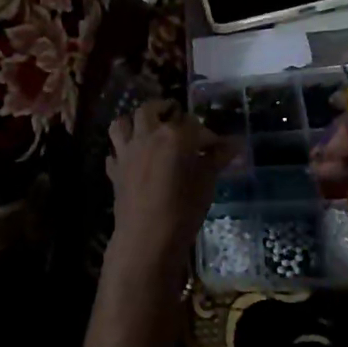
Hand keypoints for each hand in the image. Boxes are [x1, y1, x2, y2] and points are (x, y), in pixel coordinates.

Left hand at [106, 100, 236, 279]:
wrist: (146, 237)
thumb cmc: (183, 210)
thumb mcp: (206, 183)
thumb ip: (216, 159)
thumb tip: (234, 144)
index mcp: (173, 135)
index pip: (194, 124)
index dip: (208, 135)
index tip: (217, 147)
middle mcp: (146, 136)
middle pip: (150, 110)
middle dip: (165, 110)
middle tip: (176, 117)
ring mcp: (125, 152)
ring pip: (122, 123)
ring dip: (133, 121)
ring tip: (147, 128)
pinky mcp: (114, 170)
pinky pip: (114, 152)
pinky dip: (122, 151)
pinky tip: (131, 159)